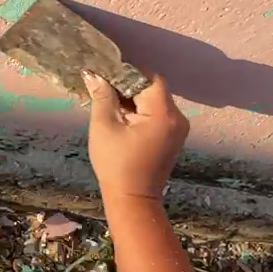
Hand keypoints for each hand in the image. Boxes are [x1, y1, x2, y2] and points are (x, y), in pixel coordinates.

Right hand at [84, 71, 189, 199]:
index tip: (107, 75)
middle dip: (129, 86)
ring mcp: (179, 128)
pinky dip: (142, 110)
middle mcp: (177, 118)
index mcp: (163, 114)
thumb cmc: (116, 163)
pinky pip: (158, 113)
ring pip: (155, 100)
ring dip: (134, 98)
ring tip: (111, 103)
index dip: (128, 73)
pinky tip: (123, 117)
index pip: (149, 78)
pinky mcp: (174, 136)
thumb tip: (94, 74)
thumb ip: (102, 96)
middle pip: (153, 89)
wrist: (133, 198)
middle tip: (104, 88)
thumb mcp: (104, 126)